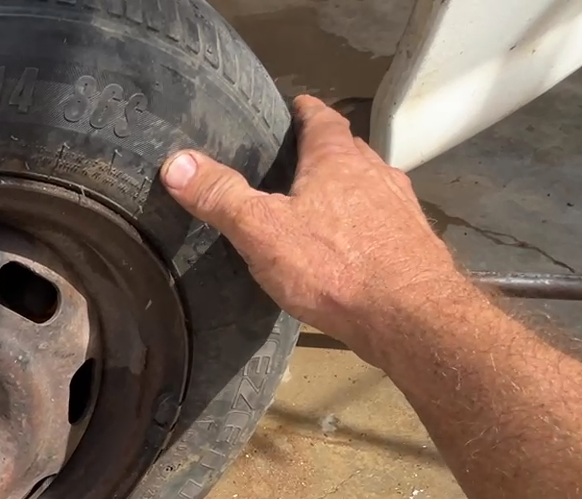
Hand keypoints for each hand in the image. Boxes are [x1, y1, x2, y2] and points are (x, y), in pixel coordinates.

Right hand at [158, 95, 471, 355]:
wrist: (404, 311)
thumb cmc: (330, 265)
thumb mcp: (261, 230)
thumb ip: (221, 197)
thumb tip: (175, 163)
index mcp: (338, 162)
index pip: (323, 121)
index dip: (307, 111)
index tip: (296, 104)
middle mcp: (374, 174)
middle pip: (347, 150)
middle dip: (323, 149)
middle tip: (296, 158)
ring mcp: (395, 207)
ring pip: (365, 184)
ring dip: (343, 186)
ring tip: (316, 201)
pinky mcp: (406, 241)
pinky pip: (376, 219)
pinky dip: (357, 220)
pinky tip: (342, 243)